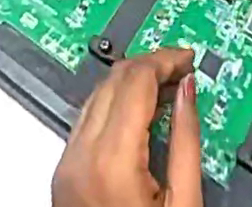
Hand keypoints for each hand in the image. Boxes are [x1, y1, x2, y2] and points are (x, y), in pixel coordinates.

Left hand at [53, 48, 200, 206]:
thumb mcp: (183, 204)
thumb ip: (186, 138)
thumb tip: (187, 88)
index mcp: (111, 160)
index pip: (136, 78)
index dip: (165, 60)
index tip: (188, 59)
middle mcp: (80, 155)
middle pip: (115, 78)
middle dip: (150, 65)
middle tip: (181, 69)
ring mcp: (66, 164)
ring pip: (99, 92)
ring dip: (132, 81)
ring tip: (166, 87)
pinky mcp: (63, 174)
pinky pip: (88, 117)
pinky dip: (115, 102)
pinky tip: (140, 111)